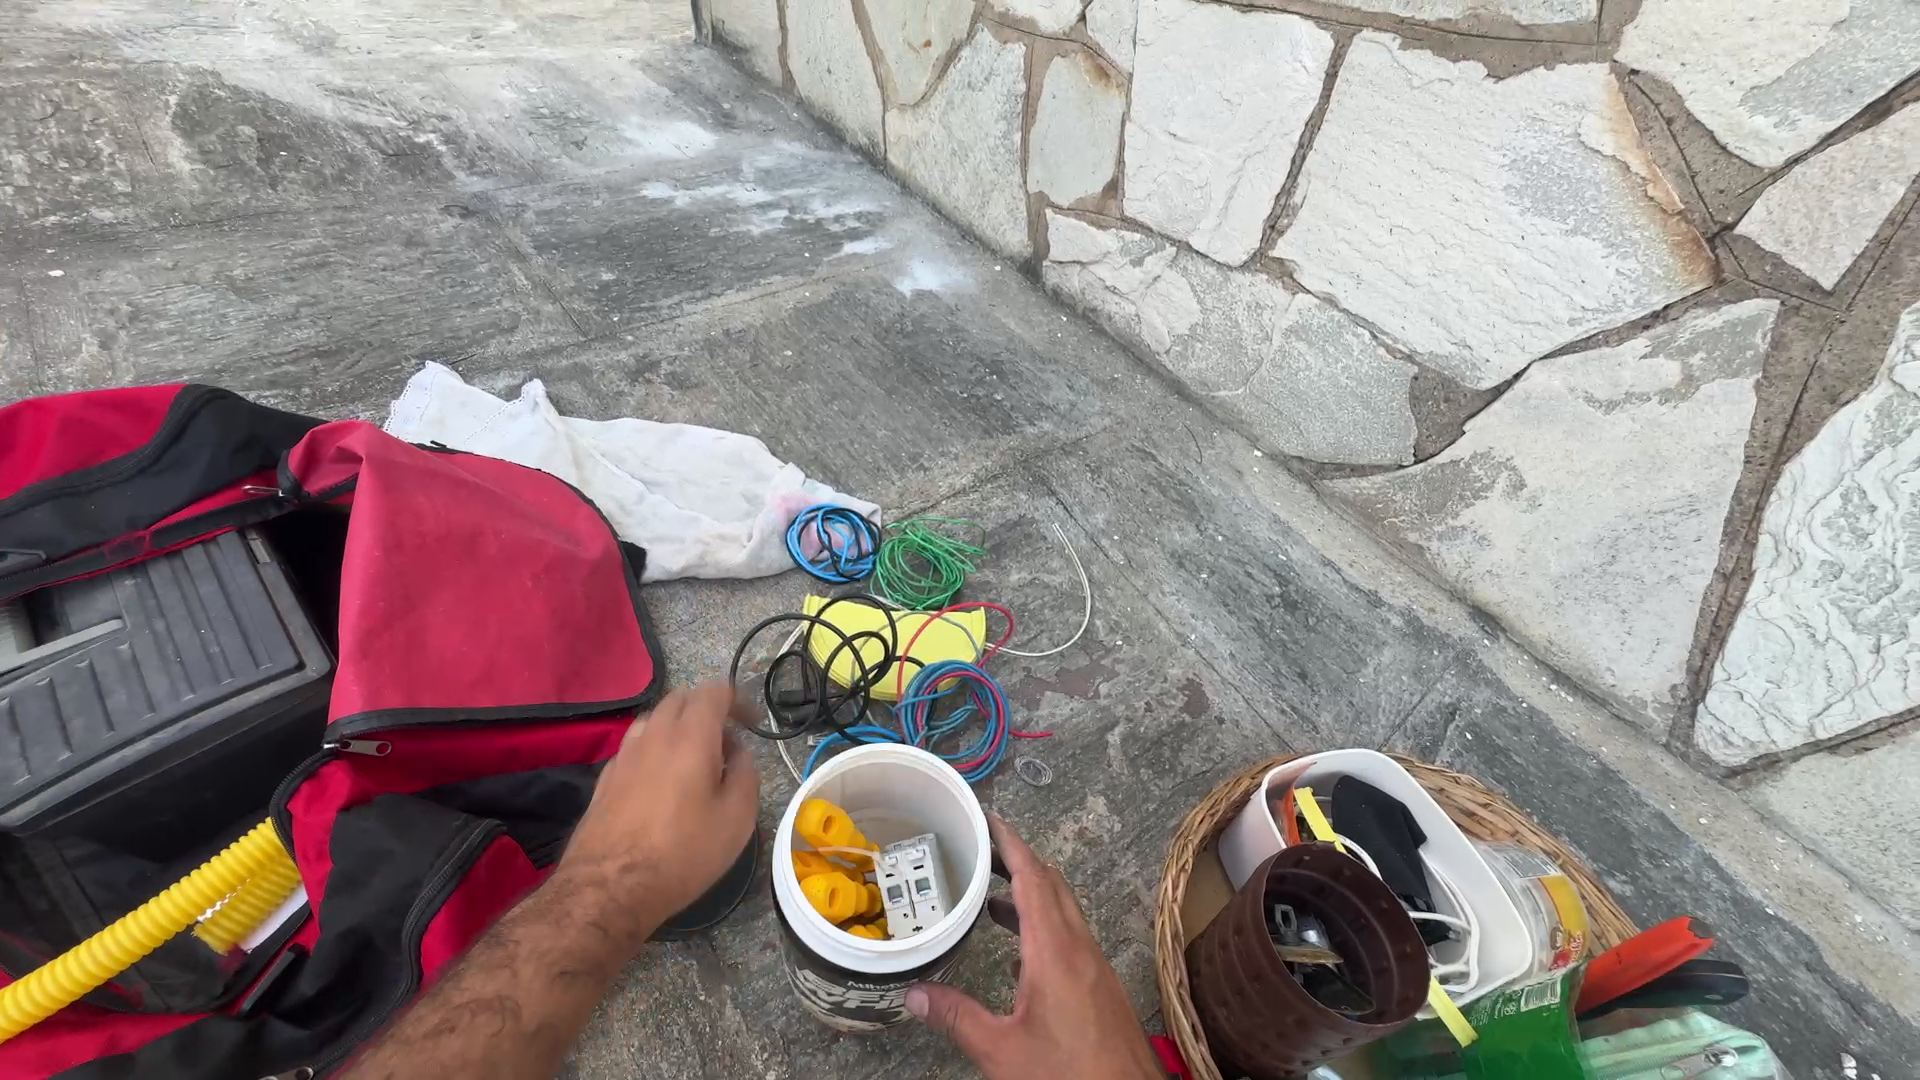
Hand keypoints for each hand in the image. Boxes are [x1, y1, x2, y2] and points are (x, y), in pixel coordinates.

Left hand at [557, 681, 761, 948]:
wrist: (607, 890)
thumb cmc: (682, 852)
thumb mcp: (737, 818)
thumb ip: (745, 774)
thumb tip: (738, 754)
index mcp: (692, 736)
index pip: (715, 690)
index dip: (739, 700)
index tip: (752, 725)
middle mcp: (655, 734)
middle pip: (681, 697)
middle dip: (708, 708)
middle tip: (727, 742)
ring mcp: (625, 754)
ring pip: (655, 718)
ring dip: (679, 726)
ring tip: (694, 759)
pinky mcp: (605, 778)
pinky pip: (636, 745)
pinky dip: (655, 748)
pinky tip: (662, 781)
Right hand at [907, 815, 1161, 1079]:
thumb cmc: (1069, 1074)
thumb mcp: (1003, 1051)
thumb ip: (957, 1018)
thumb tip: (913, 995)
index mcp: (1054, 948)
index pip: (1032, 876)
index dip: (1010, 842)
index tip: (988, 819)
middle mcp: (1078, 944)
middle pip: (1049, 882)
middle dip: (1016, 860)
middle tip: (981, 852)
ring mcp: (1094, 962)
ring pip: (1062, 908)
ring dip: (1029, 893)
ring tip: (990, 898)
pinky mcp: (1100, 982)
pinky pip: (1070, 934)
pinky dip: (1043, 924)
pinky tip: (1019, 954)